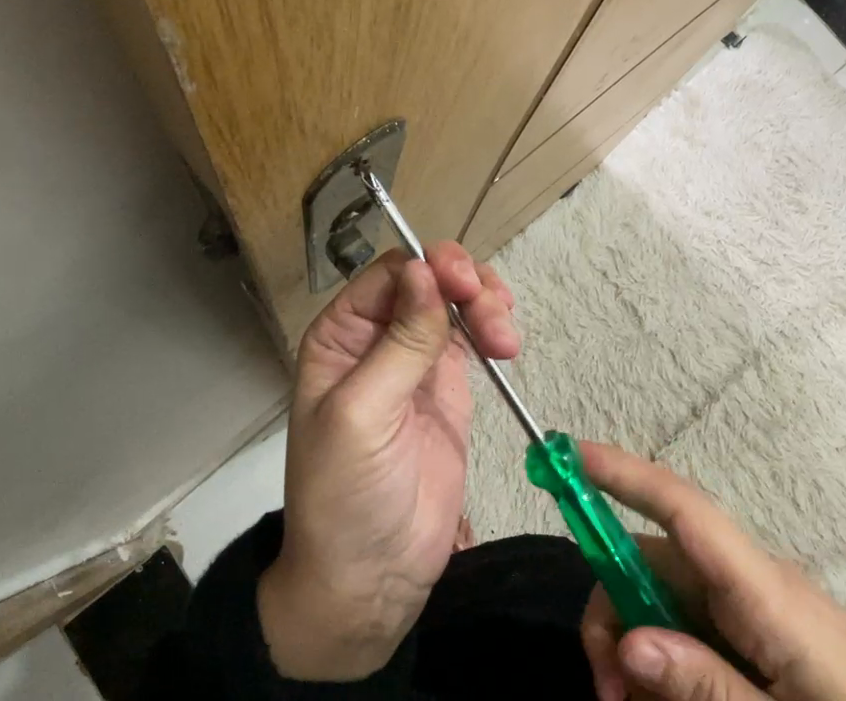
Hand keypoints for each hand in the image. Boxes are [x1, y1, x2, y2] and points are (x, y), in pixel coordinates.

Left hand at [257, 242, 520, 680]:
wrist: (371, 576)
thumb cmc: (346, 494)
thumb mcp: (362, 414)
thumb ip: (399, 344)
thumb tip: (425, 271)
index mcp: (340, 336)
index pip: (388, 275)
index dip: (428, 269)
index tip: (463, 288)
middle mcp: (376, 339)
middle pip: (427, 280)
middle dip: (463, 283)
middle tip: (494, 314)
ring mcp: (415, 363)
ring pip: (453, 303)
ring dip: (485, 303)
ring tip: (505, 340)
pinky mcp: (448, 390)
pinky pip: (471, 340)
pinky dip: (492, 328)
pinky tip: (506, 343)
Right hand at [577, 442, 845, 700]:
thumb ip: (706, 685)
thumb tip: (629, 640)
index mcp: (761, 590)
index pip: (680, 508)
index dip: (621, 472)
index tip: (567, 452)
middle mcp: (752, 583)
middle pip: (653, 564)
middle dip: (612, 614)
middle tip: (607, 694)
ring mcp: (759, 609)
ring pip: (667, 600)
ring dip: (637, 647)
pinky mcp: (766, 634)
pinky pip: (696, 627)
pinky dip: (668, 658)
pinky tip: (667, 700)